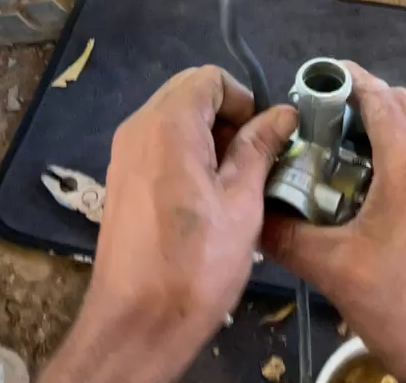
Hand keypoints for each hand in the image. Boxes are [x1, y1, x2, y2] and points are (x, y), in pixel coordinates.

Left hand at [38, 66, 297, 382]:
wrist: (135, 327)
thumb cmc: (195, 263)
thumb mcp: (242, 201)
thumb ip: (260, 147)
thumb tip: (284, 112)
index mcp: (169, 123)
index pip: (211, 77)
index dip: (243, 99)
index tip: (261, 139)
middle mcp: (139, 126)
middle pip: (190, 90)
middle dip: (227, 114)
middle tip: (250, 159)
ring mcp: (124, 152)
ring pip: (175, 115)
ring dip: (208, 133)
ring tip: (231, 181)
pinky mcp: (121, 178)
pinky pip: (159, 140)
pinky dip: (186, 150)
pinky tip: (203, 195)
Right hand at [262, 64, 405, 382]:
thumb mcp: (337, 270)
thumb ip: (290, 238)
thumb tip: (255, 218)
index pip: (377, 94)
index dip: (344, 78)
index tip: (310, 79)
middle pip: (398, 103)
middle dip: (360, 98)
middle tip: (318, 116)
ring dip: (377, 126)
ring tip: (333, 148)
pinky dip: (391, 152)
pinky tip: (361, 189)